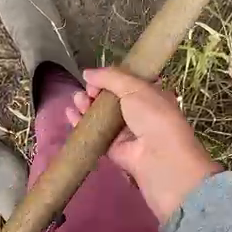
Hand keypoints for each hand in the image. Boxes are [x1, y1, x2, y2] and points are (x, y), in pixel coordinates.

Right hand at [68, 67, 221, 222]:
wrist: (161, 159)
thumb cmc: (154, 117)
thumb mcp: (136, 88)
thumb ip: (110, 77)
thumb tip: (87, 72)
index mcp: (151, 95)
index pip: (126, 82)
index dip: (110, 78)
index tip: (96, 78)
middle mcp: (139, 113)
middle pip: (111, 98)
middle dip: (95, 92)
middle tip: (86, 91)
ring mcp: (126, 132)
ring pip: (101, 115)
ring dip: (86, 106)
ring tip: (77, 100)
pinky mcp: (113, 149)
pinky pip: (95, 133)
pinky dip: (81, 123)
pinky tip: (70, 114)